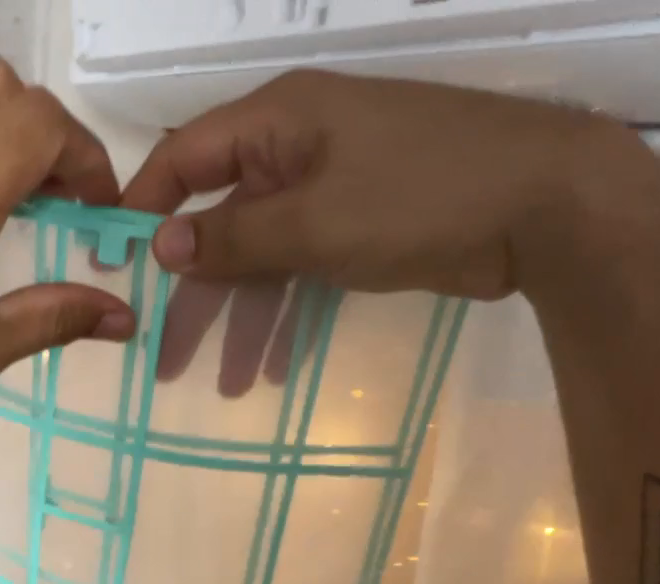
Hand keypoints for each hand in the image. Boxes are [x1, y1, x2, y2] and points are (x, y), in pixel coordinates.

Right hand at [120, 71, 657, 393]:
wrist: (546, 205)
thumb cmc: (418, 195)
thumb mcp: (313, 220)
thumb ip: (234, 236)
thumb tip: (163, 245)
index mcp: (277, 122)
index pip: (185, 158)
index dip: (144, 208)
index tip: (114, 265)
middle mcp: (296, 151)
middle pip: (223, 223)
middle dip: (195, 295)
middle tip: (165, 358)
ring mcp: (332, 191)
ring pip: (265, 258)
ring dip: (243, 321)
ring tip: (222, 385)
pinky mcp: (363, 229)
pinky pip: (304, 273)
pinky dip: (286, 318)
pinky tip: (269, 369)